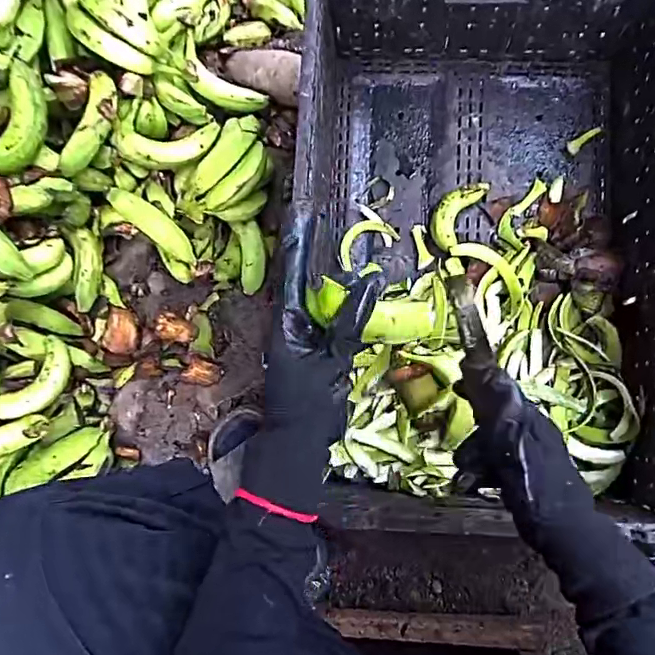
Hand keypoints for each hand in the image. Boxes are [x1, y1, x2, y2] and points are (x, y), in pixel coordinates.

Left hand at [237, 217, 380, 516]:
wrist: (298, 440)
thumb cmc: (310, 403)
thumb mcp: (333, 360)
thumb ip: (350, 321)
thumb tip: (369, 281)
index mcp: (284, 320)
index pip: (292, 271)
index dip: (300, 241)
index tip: (308, 213)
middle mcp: (287, 322)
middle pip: (301, 278)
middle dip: (314, 251)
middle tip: (326, 221)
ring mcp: (298, 335)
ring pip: (313, 297)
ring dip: (327, 275)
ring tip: (341, 247)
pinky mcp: (310, 347)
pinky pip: (323, 316)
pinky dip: (336, 301)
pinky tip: (350, 291)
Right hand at [455, 363, 594, 544]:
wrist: (563, 529)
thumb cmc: (534, 485)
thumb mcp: (510, 440)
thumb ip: (495, 404)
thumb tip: (479, 364)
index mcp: (529, 418)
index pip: (501, 389)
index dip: (478, 383)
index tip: (457, 385)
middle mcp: (532, 431)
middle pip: (492, 422)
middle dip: (472, 438)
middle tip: (462, 456)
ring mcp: (531, 455)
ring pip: (493, 447)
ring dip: (474, 461)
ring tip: (467, 480)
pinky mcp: (528, 477)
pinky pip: (498, 467)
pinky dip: (484, 476)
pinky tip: (476, 488)